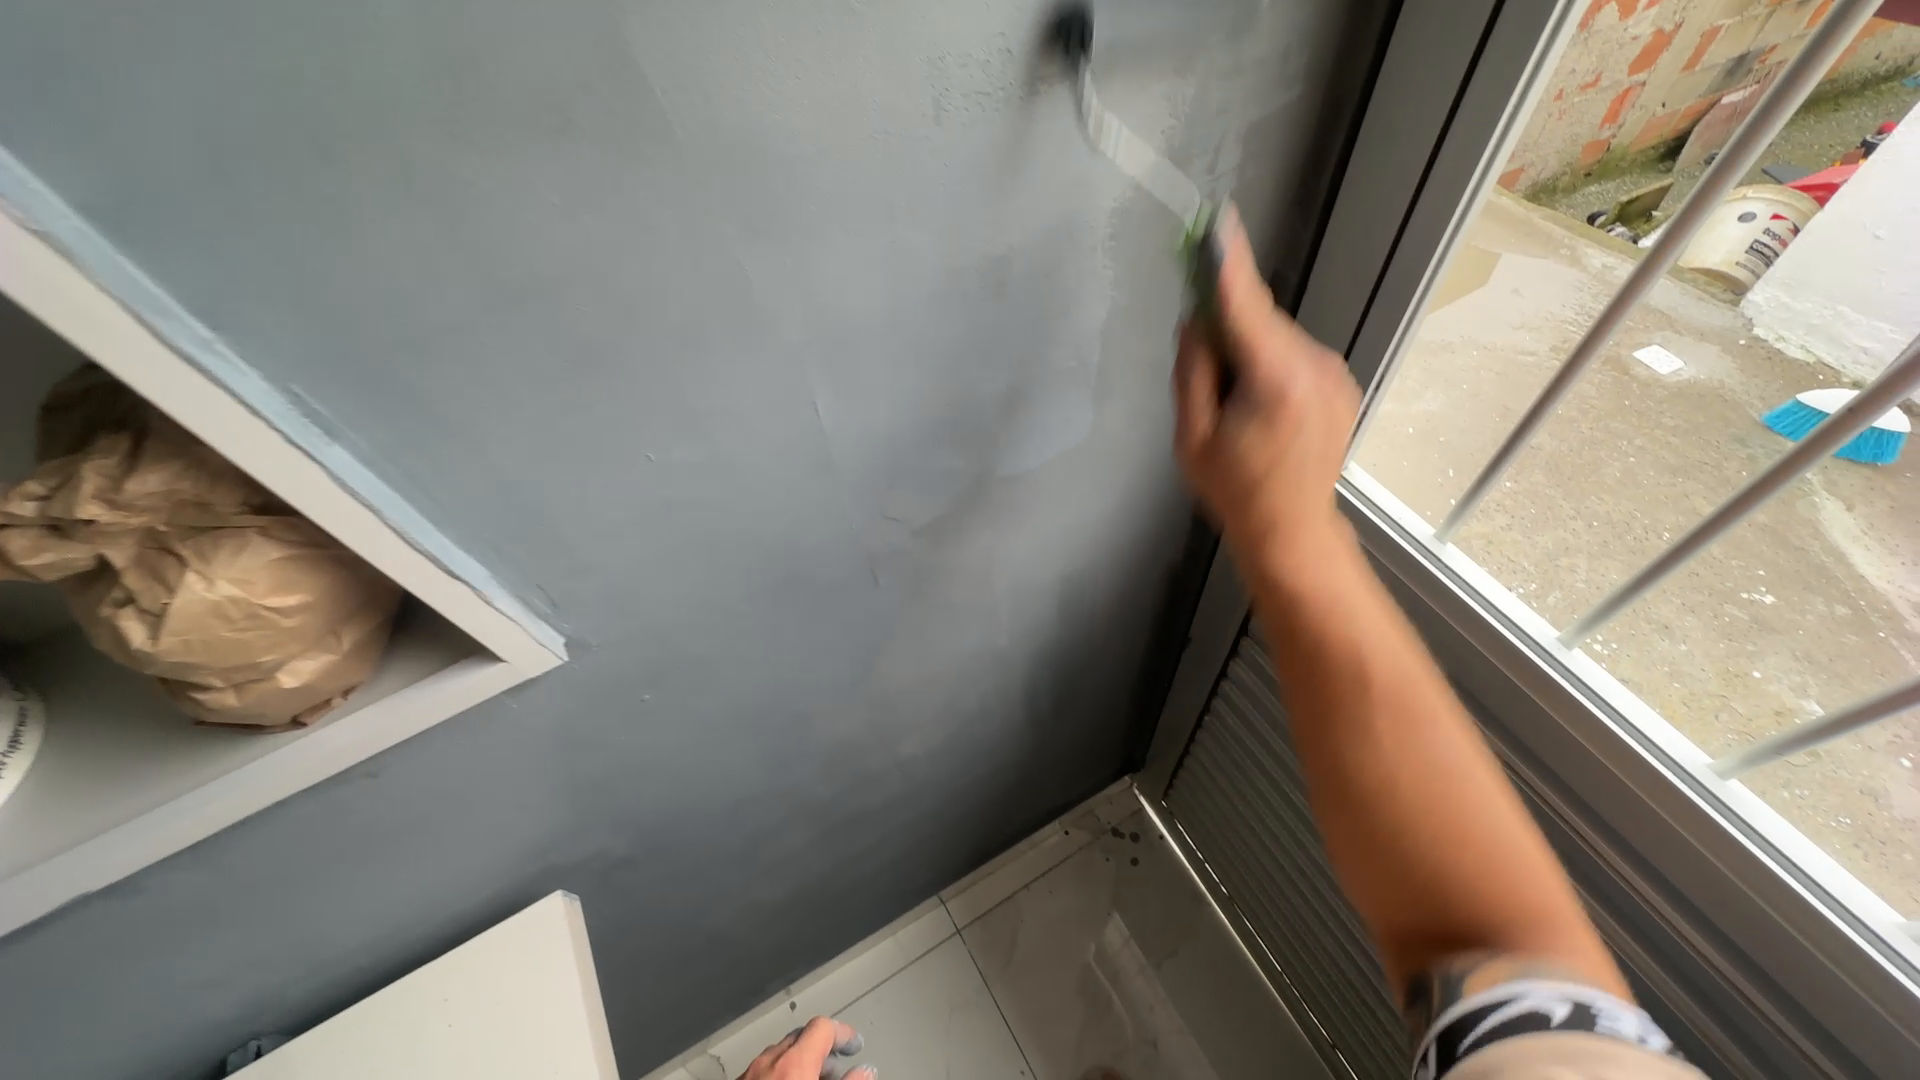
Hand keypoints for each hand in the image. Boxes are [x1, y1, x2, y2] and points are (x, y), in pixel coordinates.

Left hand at [736, 1017, 873, 1079]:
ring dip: (799, 1061)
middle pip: (800, 1037)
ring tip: (814, 1078)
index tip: (854, 1043)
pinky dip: (779, 1073)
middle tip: (837, 1065)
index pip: (823, 1026)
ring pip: (779, 1054)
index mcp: (793, 1062)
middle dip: (821, 1047)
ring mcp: (748, 1074)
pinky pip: (762, 1069)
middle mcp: (768, 1062)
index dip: (843, 1032)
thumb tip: (866, 1070)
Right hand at [1173, 206, 1361, 573]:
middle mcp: (1316, 366)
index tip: (1219, 221)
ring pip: (1277, 339)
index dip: (1228, 265)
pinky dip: (1270, 366)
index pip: (1246, 308)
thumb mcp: (1191, 437)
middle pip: (1260, 323)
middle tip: (1205, 374)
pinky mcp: (1341, 383)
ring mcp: (1335, 374)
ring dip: (1250, 353)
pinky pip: (1294, 356)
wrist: (1291, 530)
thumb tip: (1197, 321)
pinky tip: (1262, 408)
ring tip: (1238, 407)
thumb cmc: (1233, 490)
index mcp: (1276, 381)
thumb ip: (1192, 372)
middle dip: (1228, 332)